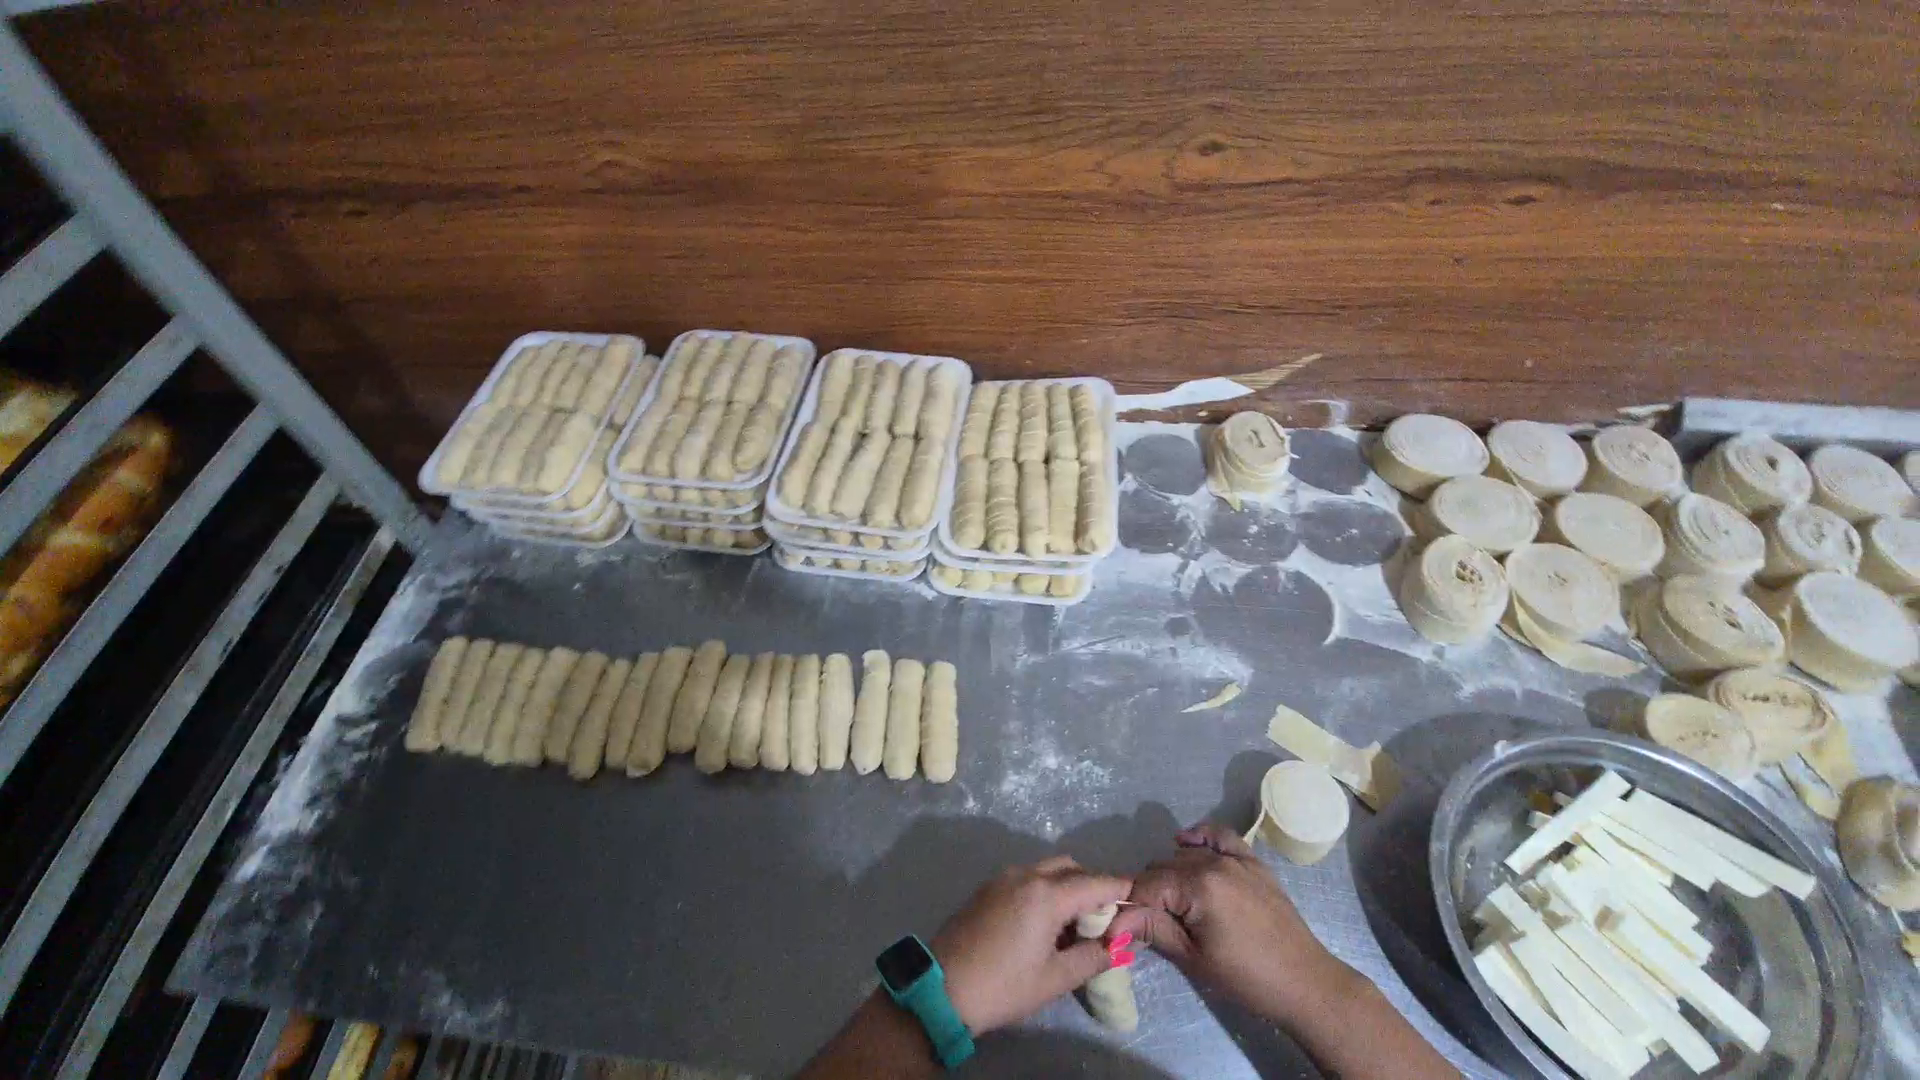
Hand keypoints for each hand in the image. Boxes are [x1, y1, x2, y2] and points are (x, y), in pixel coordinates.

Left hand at [930, 855, 1132, 1034]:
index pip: (1096, 882)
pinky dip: (1045, 889)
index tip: (1138, 897)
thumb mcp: (1055, 978)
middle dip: (1092, 885)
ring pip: (1047, 869)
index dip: (1120, 888)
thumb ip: (1093, 956)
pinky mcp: (988, 887)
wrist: (943, 987)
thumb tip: (1120, 945)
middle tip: (1105, 917)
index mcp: (1046, 894)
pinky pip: (1027, 877)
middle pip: (1071, 867)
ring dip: (1067, 886)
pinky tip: (1046, 922)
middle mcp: (1026, 874)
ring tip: (1075, 923)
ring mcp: (1004, 877)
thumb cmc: (1003, 985)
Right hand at [1110, 823, 1353, 1020]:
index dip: (1131, 905)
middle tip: (1152, 921)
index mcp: (1197, 886)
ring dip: (1172, 873)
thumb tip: (1112, 920)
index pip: (1145, 885)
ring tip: (1176, 904)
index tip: (1127, 925)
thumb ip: (1152, 929)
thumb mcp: (1192, 958)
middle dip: (1150, 891)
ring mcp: (1235, 858)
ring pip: (1185, 853)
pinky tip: (1187, 844)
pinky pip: (1219, 834)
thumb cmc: (1246, 977)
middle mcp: (1213, 862)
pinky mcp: (1252, 861)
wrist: (1304, 982)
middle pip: (1162, 867)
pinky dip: (1200, 835)